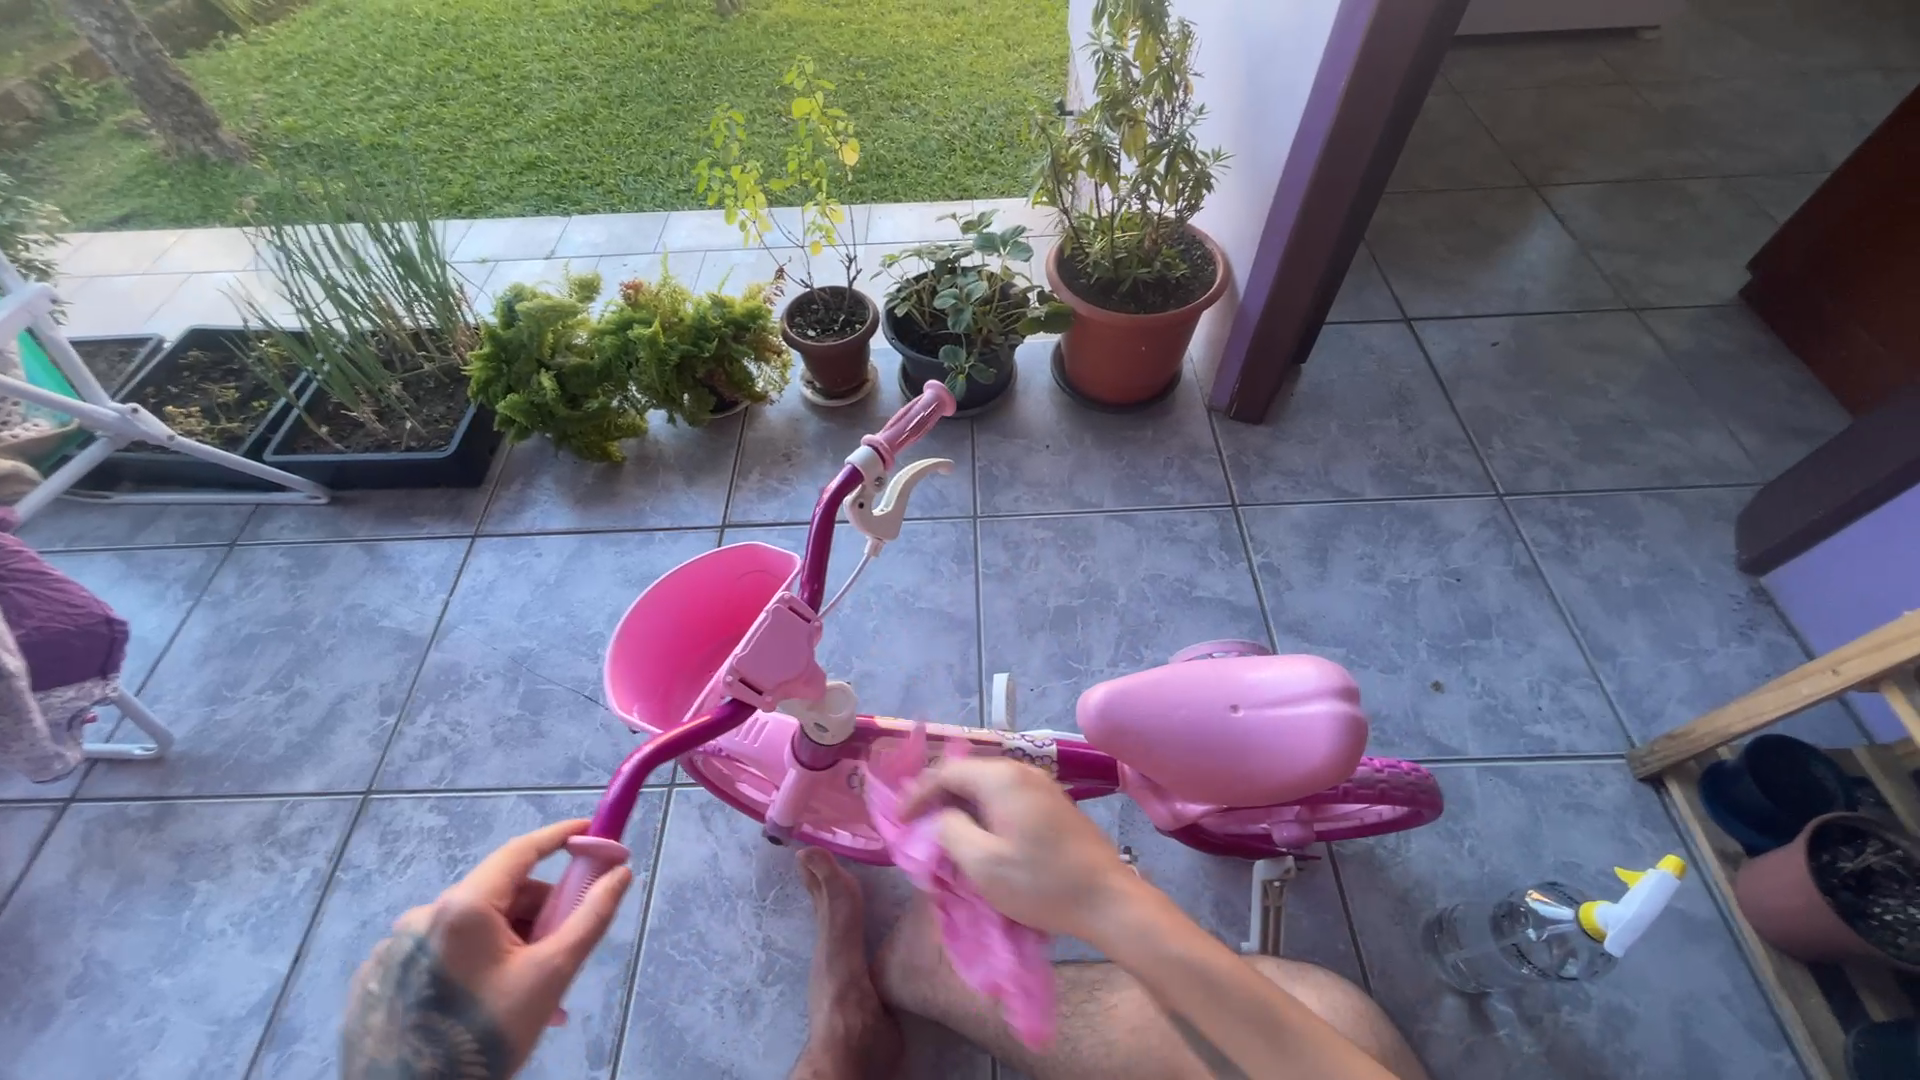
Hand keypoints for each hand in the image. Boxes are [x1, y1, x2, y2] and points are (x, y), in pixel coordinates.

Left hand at [341, 820, 632, 1079]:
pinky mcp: (378, 981)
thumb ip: (591, 916)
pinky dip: (477, 962)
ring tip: (533, 988)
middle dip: (541, 912)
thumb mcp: (552, 973)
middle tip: (566, 942)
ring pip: (474, 927)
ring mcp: (395, 949)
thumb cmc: (486, 1036)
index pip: (521, 851)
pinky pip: (443, 953)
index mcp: (463, 907)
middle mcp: (423, 916)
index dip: (560, 836)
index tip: (592, 829)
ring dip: (512, 943)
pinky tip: (492, 999)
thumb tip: (621, 873)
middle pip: (501, 894)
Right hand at [901, 756, 1139, 942]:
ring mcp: (1042, 785)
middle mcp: (1022, 771)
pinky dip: (985, 808)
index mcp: (1001, 778)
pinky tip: (979, 832)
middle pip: (968, 772)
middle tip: (916, 822)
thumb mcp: (982, 864)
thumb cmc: (1041, 883)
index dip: (918, 793)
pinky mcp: (1054, 803)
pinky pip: (1007, 795)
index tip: (900, 820)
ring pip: (988, 784)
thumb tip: (944, 817)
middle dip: (939, 795)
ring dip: (962, 802)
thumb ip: (951, 831)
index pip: (947, 772)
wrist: (1108, 899)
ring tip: (942, 828)